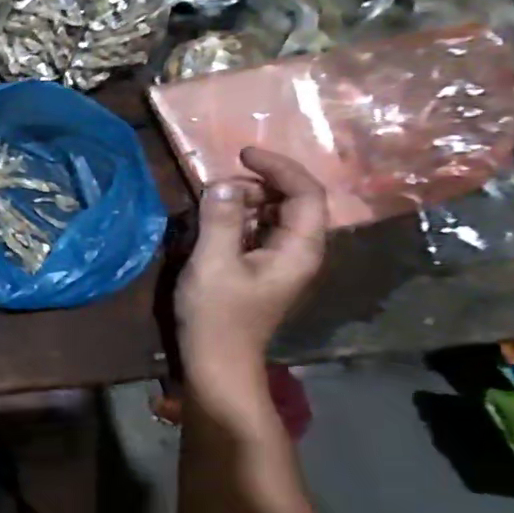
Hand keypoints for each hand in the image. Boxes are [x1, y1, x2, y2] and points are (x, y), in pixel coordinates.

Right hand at [176, 147, 327, 374]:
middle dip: (256, 184)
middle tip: (214, 186)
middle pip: (291, 202)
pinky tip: (210, 224)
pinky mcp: (259, 270)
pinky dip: (236, 219)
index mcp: (299, 249)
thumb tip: (220, 184)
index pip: (305, 194)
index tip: (242, 153)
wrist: (216, 359)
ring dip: (243, 202)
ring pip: (272, 216)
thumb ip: (218, 221)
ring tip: (207, 203)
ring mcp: (279, 262)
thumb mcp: (212, 264)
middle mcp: (298, 251)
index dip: (279, 168)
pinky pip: (256, 232)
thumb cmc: (217, 313)